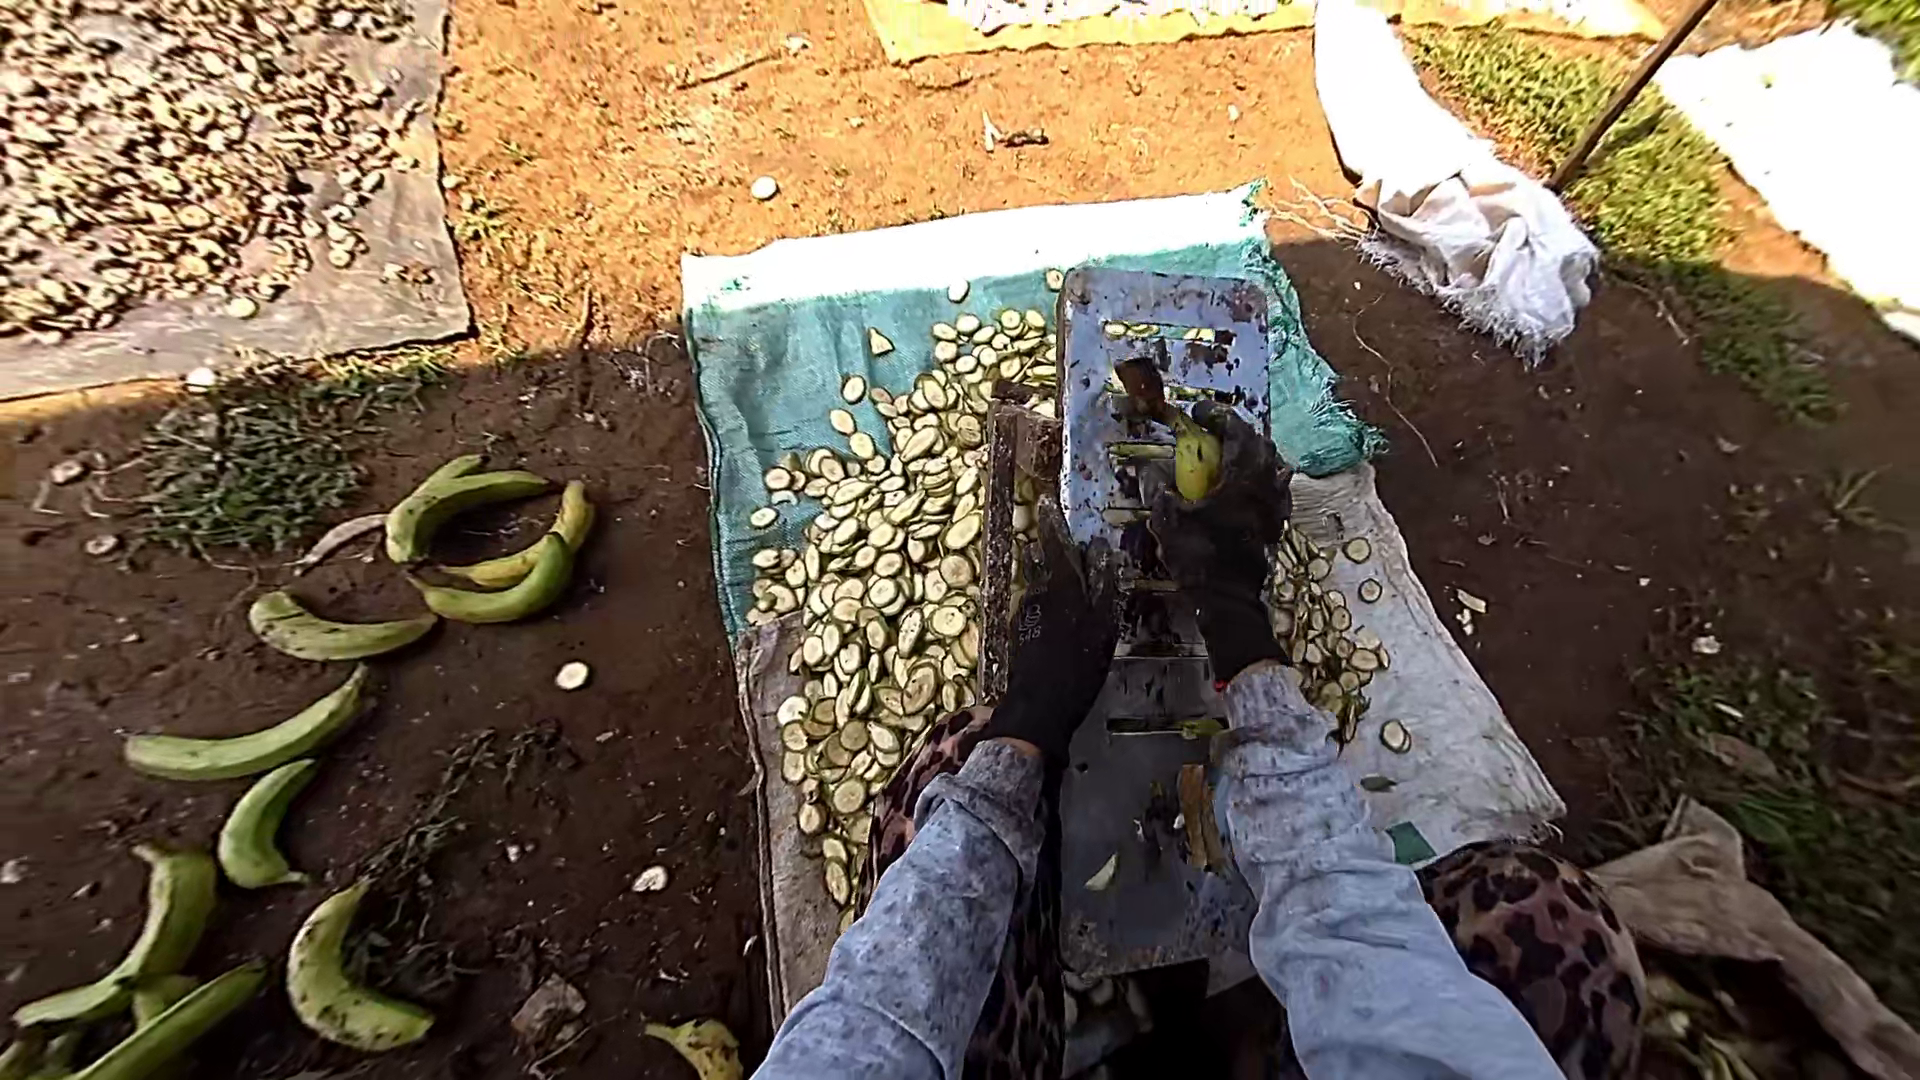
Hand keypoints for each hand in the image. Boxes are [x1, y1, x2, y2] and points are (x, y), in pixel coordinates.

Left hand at [983, 498, 1121, 764]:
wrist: (1038, 706)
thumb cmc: (1077, 668)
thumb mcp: (1102, 629)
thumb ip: (1104, 588)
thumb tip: (1106, 554)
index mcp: (1060, 588)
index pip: (1057, 546)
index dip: (1053, 524)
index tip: (1046, 501)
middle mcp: (1037, 593)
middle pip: (1045, 563)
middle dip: (1052, 550)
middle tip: (1065, 545)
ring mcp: (1024, 611)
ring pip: (1039, 584)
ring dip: (1050, 577)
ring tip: (1066, 583)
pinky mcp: (1018, 628)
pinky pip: (1035, 604)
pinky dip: (1046, 601)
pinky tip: (1057, 616)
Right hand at [1148, 402, 1291, 683]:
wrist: (1227, 598)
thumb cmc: (1198, 556)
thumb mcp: (1169, 519)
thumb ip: (1159, 488)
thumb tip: (1148, 466)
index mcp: (1242, 478)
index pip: (1237, 432)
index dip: (1218, 417)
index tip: (1198, 413)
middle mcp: (1266, 486)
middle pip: (1260, 444)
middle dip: (1237, 432)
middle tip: (1212, 431)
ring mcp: (1276, 506)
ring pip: (1271, 465)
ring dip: (1251, 453)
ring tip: (1228, 455)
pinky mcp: (1276, 523)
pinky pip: (1274, 488)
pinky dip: (1259, 477)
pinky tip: (1244, 485)